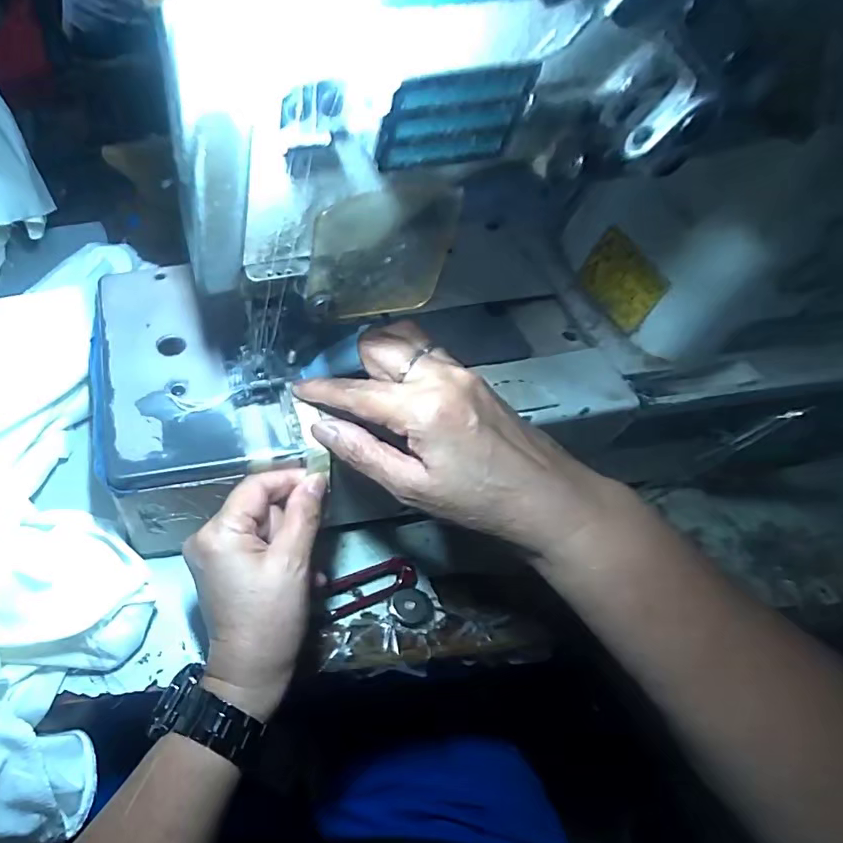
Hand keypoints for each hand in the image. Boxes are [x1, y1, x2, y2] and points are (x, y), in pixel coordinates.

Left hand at [181, 469, 326, 720]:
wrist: (250, 672)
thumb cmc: (272, 618)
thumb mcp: (293, 562)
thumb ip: (303, 514)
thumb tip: (315, 476)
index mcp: (218, 531)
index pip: (255, 485)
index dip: (290, 480)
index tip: (322, 482)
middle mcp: (206, 536)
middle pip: (257, 507)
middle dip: (291, 523)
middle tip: (316, 546)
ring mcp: (209, 554)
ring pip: (259, 529)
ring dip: (290, 544)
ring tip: (309, 573)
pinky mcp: (218, 570)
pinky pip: (252, 548)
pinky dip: (277, 557)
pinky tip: (298, 579)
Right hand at [293, 321, 628, 558]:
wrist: (546, 496)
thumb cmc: (476, 502)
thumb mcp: (411, 489)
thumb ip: (363, 453)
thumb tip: (321, 426)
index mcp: (422, 407)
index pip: (356, 391)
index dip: (321, 390)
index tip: (296, 389)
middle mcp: (440, 375)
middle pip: (379, 344)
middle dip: (349, 362)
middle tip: (334, 392)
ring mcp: (460, 370)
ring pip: (404, 340)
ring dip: (377, 355)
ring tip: (362, 385)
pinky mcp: (472, 375)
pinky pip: (426, 351)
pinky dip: (402, 359)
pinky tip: (396, 387)